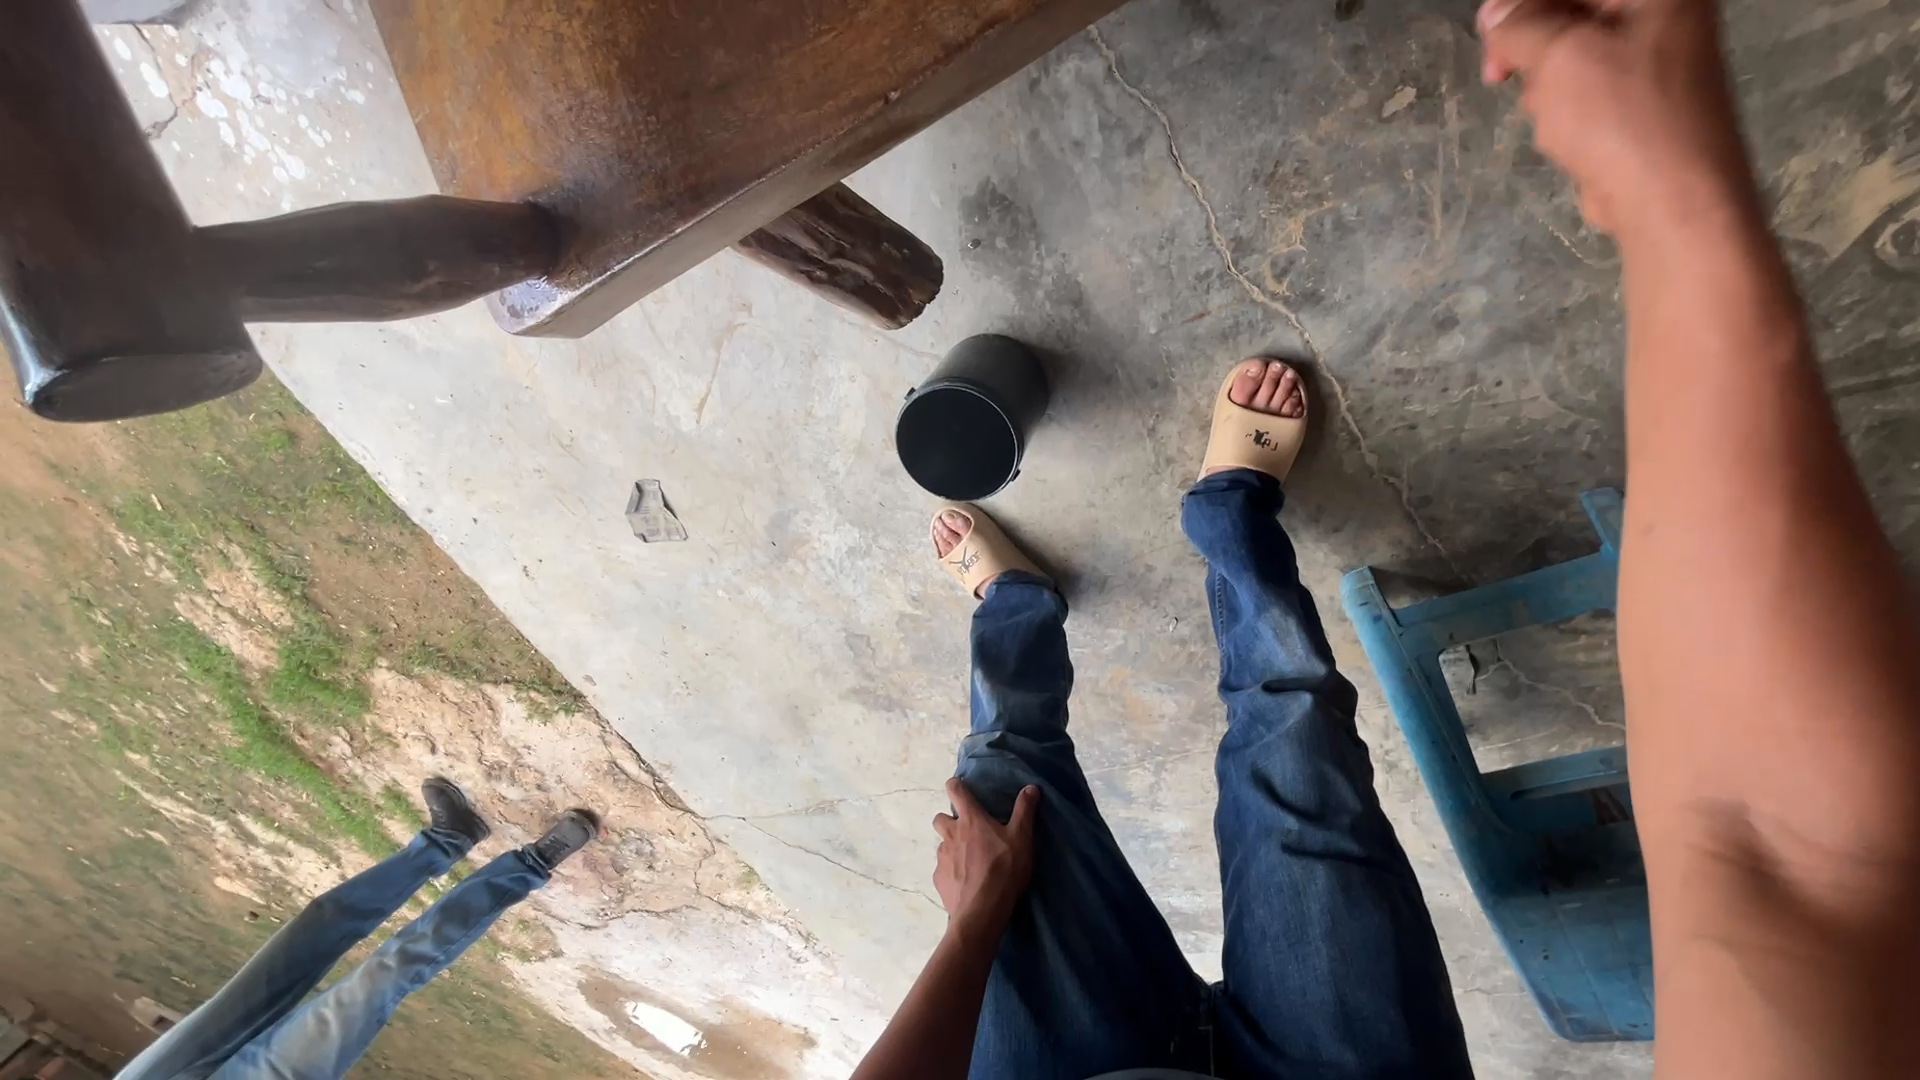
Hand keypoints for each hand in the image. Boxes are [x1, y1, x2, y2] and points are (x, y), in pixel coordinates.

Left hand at [931, 779, 1039, 934]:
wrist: (982, 911)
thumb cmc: (1004, 870)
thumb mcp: (1021, 838)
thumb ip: (1024, 811)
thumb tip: (1030, 787)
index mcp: (970, 820)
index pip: (955, 790)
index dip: (956, 786)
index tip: (960, 787)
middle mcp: (951, 834)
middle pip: (940, 818)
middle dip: (949, 821)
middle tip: (967, 832)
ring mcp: (941, 857)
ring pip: (942, 846)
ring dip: (952, 849)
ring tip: (970, 862)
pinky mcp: (938, 880)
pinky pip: (943, 870)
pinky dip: (951, 873)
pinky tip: (965, 883)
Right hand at [1478, 0, 1757, 237]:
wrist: (1665, 187)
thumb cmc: (1617, 113)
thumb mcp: (1558, 56)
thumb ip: (1521, 25)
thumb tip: (1497, 13)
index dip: (1519, 4)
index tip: (1488, 35)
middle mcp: (1657, 8)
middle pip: (1569, 8)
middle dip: (1528, 40)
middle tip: (1500, 76)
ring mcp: (1649, 50)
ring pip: (1569, 46)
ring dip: (1541, 75)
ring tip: (1542, 106)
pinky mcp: (1635, 91)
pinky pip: (1581, 79)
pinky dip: (1558, 97)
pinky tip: (1557, 123)